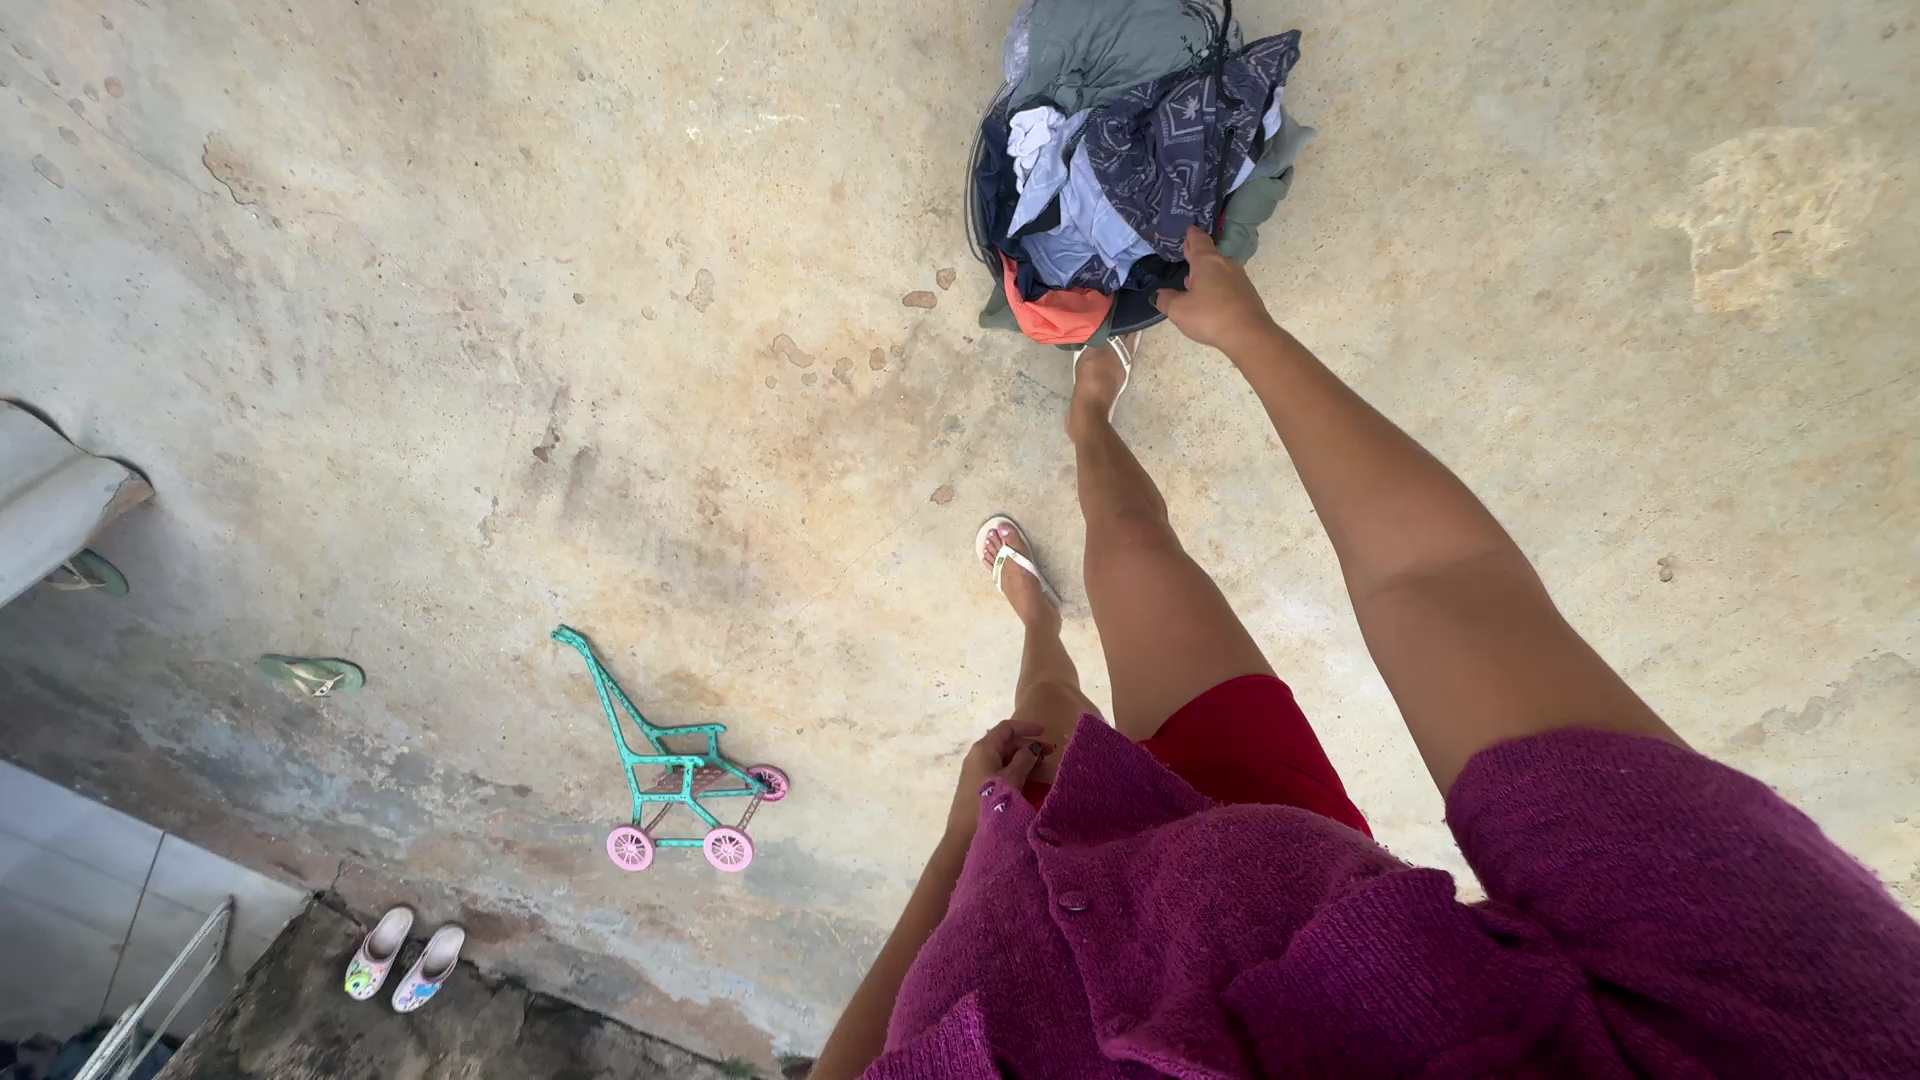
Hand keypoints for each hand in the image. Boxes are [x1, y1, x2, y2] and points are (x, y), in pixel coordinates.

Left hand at [946, 719, 1050, 838]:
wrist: (964, 835)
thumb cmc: (989, 802)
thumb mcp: (1011, 779)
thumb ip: (1023, 760)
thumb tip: (1032, 747)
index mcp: (984, 748)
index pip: (1006, 728)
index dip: (1026, 727)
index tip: (1044, 732)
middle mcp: (977, 755)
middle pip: (1005, 742)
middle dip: (1027, 745)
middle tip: (1050, 754)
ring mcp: (976, 770)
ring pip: (1002, 757)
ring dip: (1022, 758)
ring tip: (1041, 766)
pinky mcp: (977, 785)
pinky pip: (998, 769)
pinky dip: (1013, 769)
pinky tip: (1026, 778)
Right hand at [1152, 227, 1279, 353]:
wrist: (1247, 333)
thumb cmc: (1209, 316)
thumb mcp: (1178, 310)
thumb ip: (1166, 300)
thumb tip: (1159, 294)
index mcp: (1207, 262)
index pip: (1199, 241)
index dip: (1192, 236)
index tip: (1189, 230)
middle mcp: (1225, 264)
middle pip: (1209, 255)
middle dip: (1197, 255)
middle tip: (1187, 253)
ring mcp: (1238, 278)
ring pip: (1218, 270)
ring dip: (1206, 273)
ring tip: (1193, 280)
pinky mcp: (1246, 294)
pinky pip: (1227, 284)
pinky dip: (1216, 286)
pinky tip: (1209, 298)